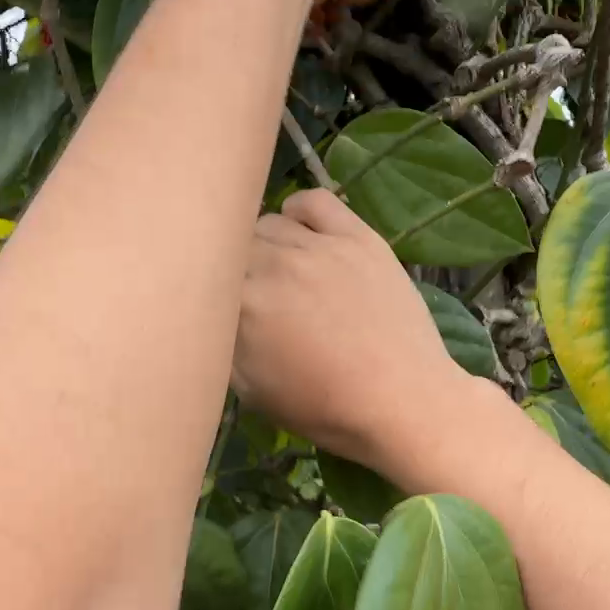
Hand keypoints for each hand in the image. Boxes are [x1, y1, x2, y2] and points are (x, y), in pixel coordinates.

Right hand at [233, 190, 478, 469]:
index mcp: (242, 304)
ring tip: (281, 272)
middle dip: (235, 267)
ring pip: (269, 222)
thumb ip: (222, 345)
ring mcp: (318, 245)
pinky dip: (298, 211)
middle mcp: (274, 263)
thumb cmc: (325, 408)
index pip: (206, 273)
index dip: (210, 288)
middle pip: (234, 244)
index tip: (220, 304)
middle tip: (252, 294)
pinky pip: (313, 201)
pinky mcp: (357, 236)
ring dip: (265, 244)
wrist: (403, 401)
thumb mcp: (252, 393)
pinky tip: (302, 234)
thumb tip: (209, 315)